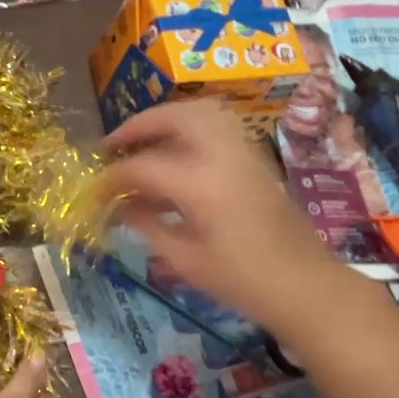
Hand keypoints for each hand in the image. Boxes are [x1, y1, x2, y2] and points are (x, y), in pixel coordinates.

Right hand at [101, 99, 346, 332]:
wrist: (305, 285)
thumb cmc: (241, 281)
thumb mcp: (184, 260)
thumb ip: (147, 225)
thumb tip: (120, 206)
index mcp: (201, 184)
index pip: (142, 166)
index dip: (111, 177)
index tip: (93, 191)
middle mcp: (223, 156)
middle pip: (174, 117)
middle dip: (137, 127)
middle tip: (113, 146)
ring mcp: (244, 153)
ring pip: (201, 112)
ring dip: (165, 120)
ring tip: (143, 142)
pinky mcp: (256, 160)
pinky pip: (218, 126)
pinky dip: (189, 129)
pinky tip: (174, 155)